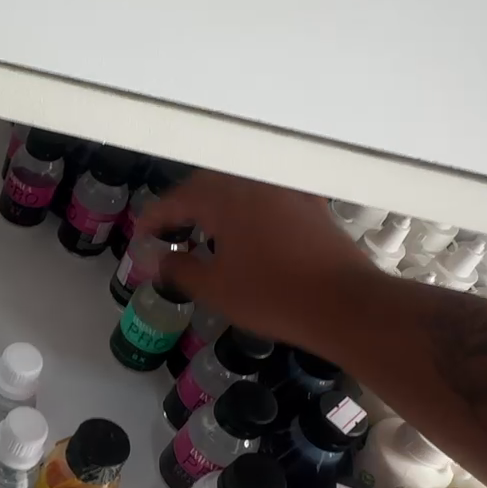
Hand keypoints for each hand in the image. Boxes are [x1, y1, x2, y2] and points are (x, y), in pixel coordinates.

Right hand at [142, 170, 385, 349]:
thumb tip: (159, 261)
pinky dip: (244, 209)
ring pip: (238, 188)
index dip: (154, 218)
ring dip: (214, 206)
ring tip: (202, 233)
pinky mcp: (309, 205)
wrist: (345, 304)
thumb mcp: (214, 288)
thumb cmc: (271, 295)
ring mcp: (286, 190)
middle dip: (183, 207)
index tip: (141, 236)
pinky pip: (264, 197)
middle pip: (207, 185)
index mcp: (225, 197)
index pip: (177, 200)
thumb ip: (180, 270)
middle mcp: (254, 183)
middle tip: (168, 232)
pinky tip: (243, 234)